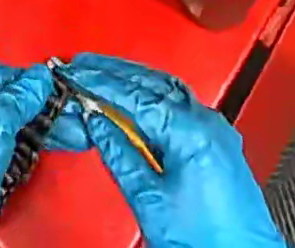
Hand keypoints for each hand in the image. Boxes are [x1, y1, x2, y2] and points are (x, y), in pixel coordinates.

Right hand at [50, 55, 285, 247]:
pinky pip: (179, 105)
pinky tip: (134, 99)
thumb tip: (97, 124)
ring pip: (167, 89)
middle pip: (153, 84)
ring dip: (133, 80)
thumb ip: (121, 158)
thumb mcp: (151, 204)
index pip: (137, 95)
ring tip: (103, 75)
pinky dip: (152, 97)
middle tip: (84, 65)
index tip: (78, 74)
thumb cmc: (205, 243)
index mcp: (192, 130)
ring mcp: (214, 128)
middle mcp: (207, 120)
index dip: (103, 84)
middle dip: (115, 73)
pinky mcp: (216, 141)